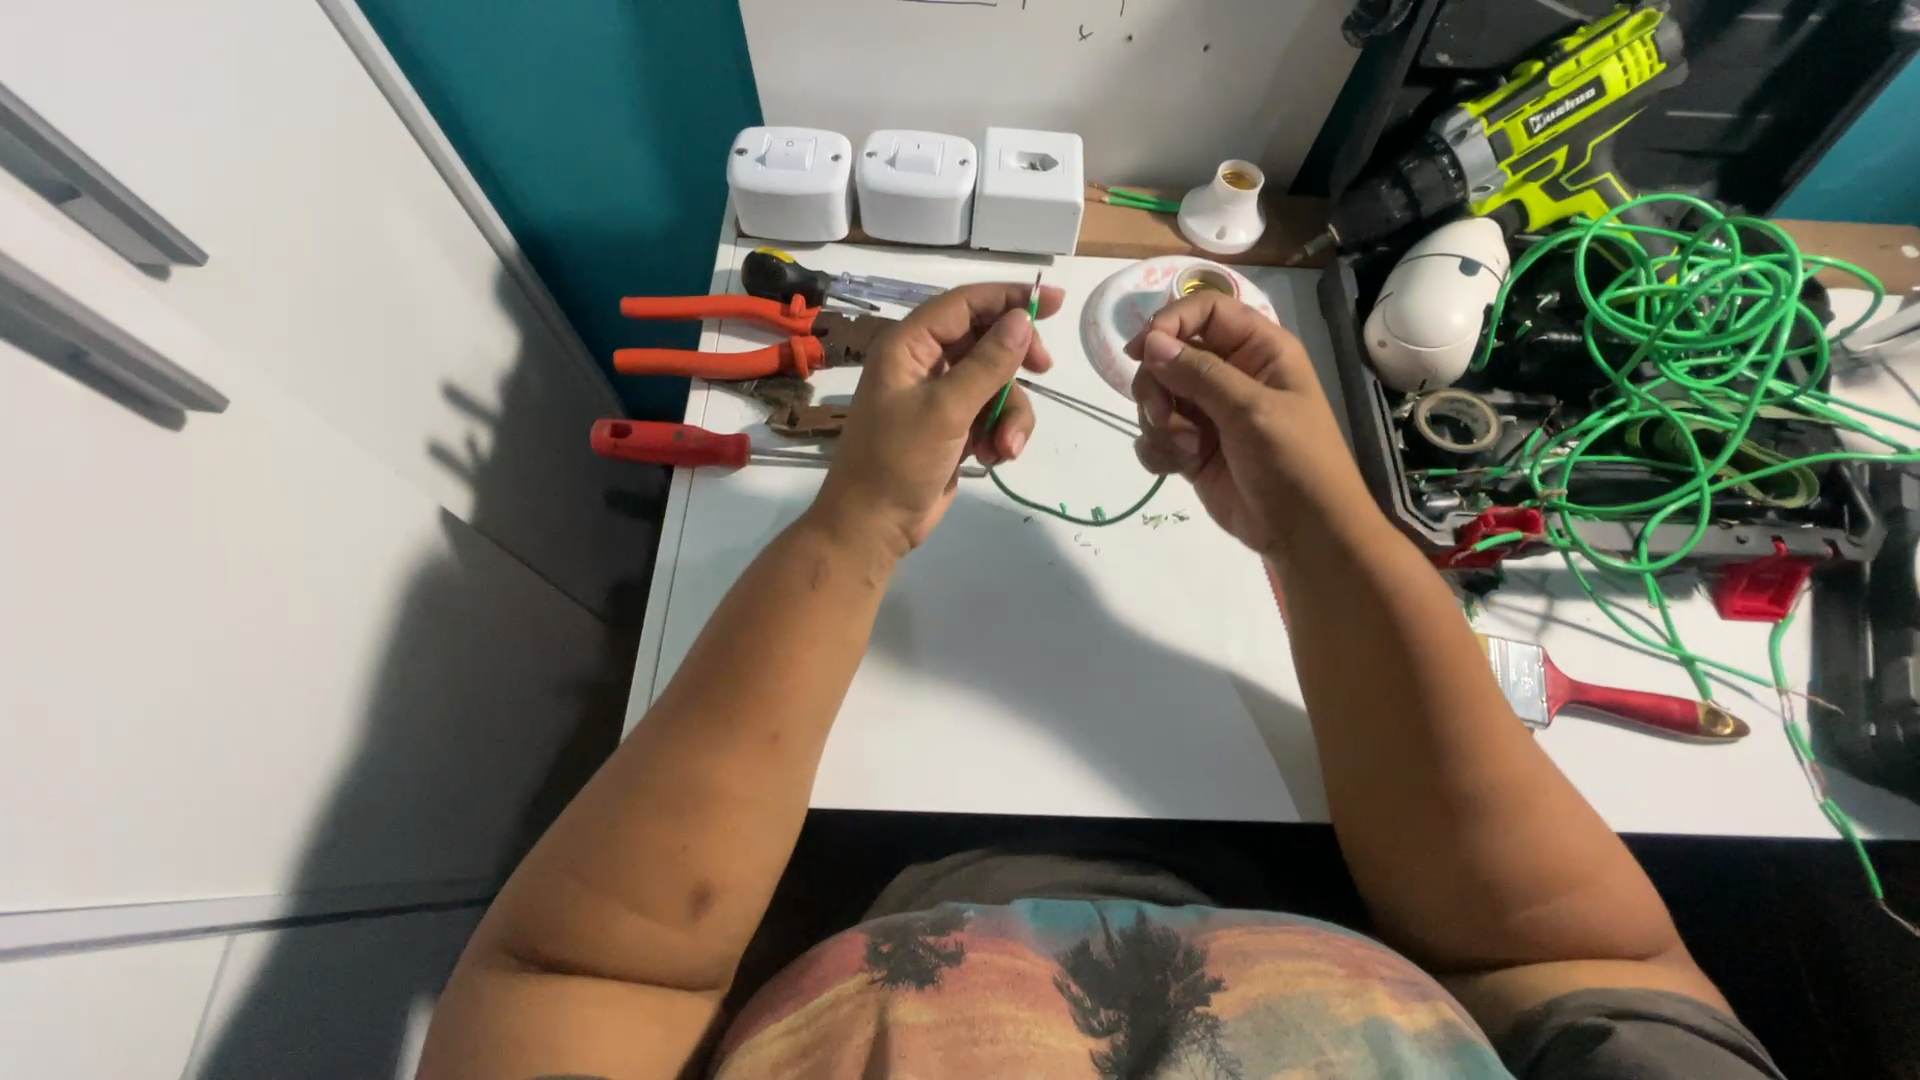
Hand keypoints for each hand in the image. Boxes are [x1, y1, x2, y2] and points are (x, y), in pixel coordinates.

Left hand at [815, 282, 1064, 553]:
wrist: (874, 525)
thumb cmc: (897, 461)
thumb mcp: (945, 409)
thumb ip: (988, 363)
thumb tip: (1022, 320)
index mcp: (909, 346)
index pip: (965, 304)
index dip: (1009, 298)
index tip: (1054, 302)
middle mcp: (924, 364)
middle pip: (987, 341)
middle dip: (1015, 363)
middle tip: (1044, 370)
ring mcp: (939, 398)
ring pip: (996, 384)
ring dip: (1010, 414)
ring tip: (1005, 448)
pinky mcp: (952, 428)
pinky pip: (991, 415)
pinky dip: (1000, 433)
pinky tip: (992, 459)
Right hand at [1129, 292, 1374, 557]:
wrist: (1303, 533)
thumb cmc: (1294, 463)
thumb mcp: (1251, 411)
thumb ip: (1200, 374)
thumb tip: (1151, 343)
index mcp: (1258, 351)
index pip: (1205, 311)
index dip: (1169, 323)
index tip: (1139, 351)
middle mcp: (1231, 375)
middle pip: (1169, 355)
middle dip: (1157, 386)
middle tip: (1162, 416)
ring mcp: (1208, 413)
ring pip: (1156, 397)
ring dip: (1160, 424)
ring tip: (1187, 450)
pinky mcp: (1191, 449)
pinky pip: (1154, 436)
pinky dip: (1157, 450)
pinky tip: (1178, 468)